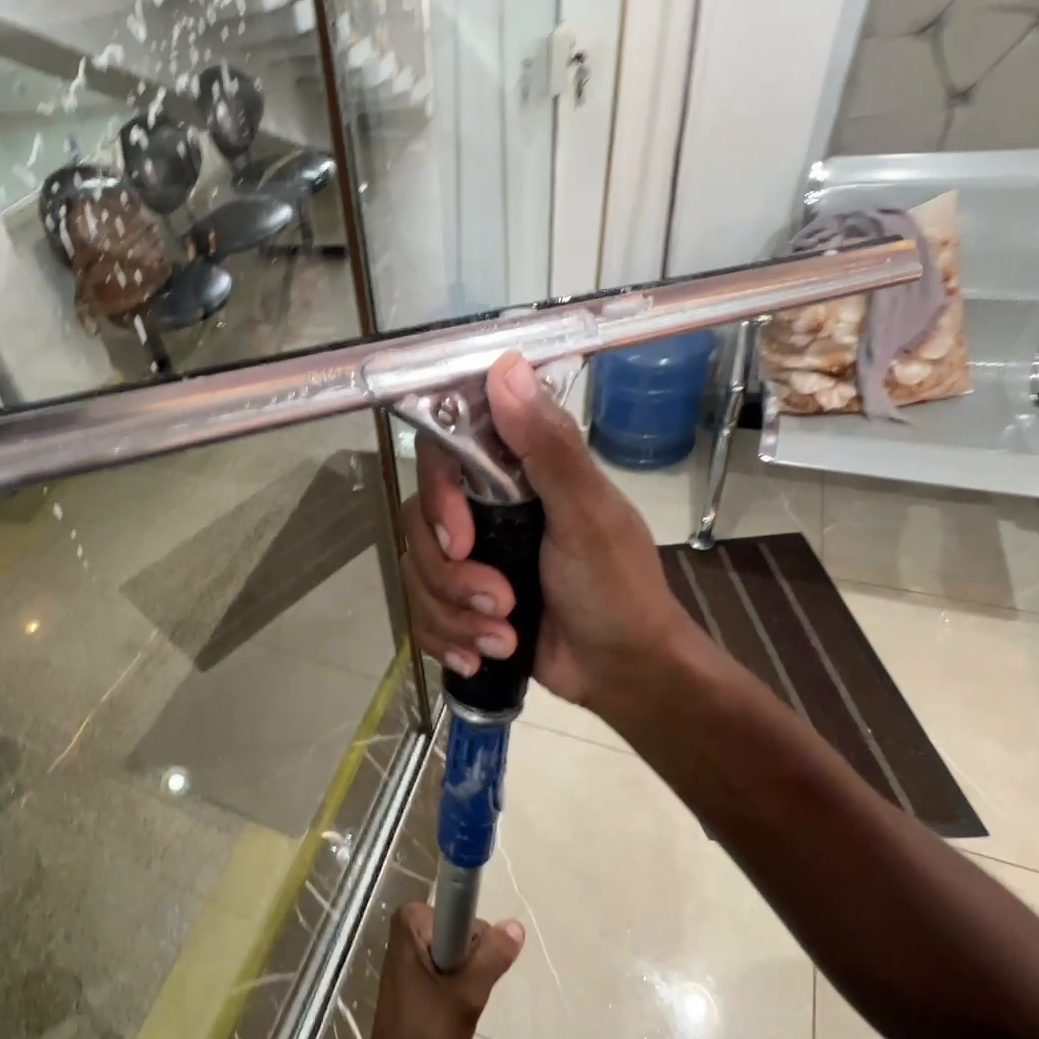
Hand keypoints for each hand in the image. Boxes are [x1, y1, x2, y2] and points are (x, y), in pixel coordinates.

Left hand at [365, 902, 524, 1038]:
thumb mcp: (467, 994)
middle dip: (472, 962)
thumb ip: (492, 957)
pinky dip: (456, 982)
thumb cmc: (428, 1028)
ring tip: (454, 1002)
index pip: (465, 913)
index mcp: (411, 918)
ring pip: (460, 950)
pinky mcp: (414, 967)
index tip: (471, 971)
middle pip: (463, 930)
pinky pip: (449, 963)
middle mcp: (408, 924)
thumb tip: (516, 924)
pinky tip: (449, 1003)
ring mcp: (410, 946)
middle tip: (462, 993)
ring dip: (465, 976)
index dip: (476, 942)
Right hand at [398, 351, 701, 716]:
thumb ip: (548, 447)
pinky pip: (422, 615)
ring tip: (503, 639)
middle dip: (451, 578)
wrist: (622, 672)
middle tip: (500, 602)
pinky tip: (481, 657)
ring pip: (416, 575)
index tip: (457, 539)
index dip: (437, 498)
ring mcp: (470, 562)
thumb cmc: (617, 589)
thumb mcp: (589, 516)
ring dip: (456, 617)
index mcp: (513, 479)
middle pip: (417, 525)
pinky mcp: (461, 606)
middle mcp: (482, 513)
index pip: (441, 458)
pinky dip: (448, 640)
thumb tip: (505, 366)